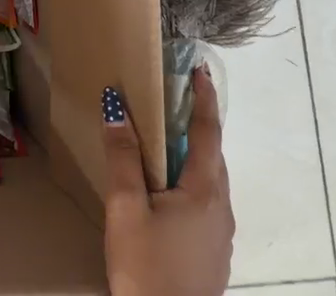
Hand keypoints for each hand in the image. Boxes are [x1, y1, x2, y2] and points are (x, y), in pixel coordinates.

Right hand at [100, 67, 233, 295]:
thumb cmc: (146, 266)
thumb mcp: (126, 208)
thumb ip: (123, 156)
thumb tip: (116, 105)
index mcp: (204, 191)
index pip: (207, 133)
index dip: (204, 99)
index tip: (200, 70)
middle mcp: (220, 208)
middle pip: (212, 156)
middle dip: (197, 123)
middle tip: (175, 98)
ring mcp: (220, 235)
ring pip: (209, 180)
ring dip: (192, 152)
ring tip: (165, 138)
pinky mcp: (211, 254)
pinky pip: (204, 202)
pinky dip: (189, 179)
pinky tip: (165, 190)